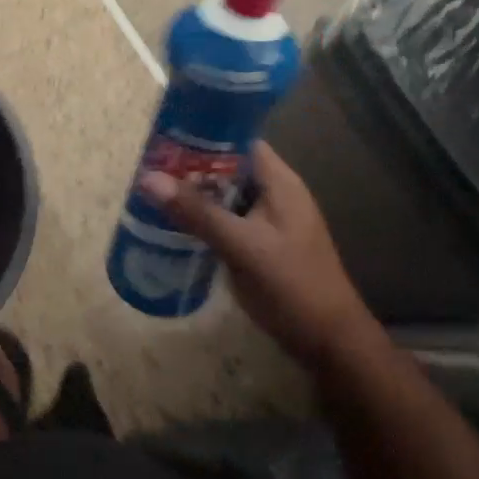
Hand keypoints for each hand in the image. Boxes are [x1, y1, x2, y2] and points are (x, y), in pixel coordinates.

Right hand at [139, 142, 373, 359]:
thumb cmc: (293, 287)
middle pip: (228, 167)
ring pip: (225, 195)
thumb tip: (147, 177)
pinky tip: (173, 227)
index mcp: (280, 182)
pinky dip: (203, 219)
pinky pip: (227, 220)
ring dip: (194, 194)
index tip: (163, 137)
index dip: (203, 134)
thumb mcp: (242, 247)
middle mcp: (275, 194)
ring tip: (151, 194)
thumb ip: (197, 212)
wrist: (331, 344)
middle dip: (190, 167)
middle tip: (148, 168)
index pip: (238, 140)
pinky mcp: (261, 245)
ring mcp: (269, 221)